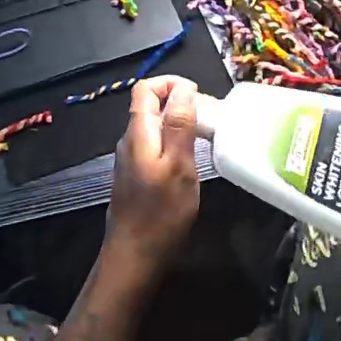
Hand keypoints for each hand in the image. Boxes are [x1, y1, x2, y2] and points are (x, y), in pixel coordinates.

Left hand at [105, 75, 202, 277]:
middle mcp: (130, 140)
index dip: (171, 83)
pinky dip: (174, 142)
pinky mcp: (137, 176)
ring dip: (179, 123)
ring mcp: (131, 159)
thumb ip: (180, 124)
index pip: (145, 88)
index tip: (199, 95)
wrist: (134, 258)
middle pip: (151, 105)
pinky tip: (191, 160)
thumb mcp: (178, 165)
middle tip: (210, 118)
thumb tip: (184, 87)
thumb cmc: (161, 213)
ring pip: (155, 127)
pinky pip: (155, 145)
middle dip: (180, 102)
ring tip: (206, 137)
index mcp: (138, 132)